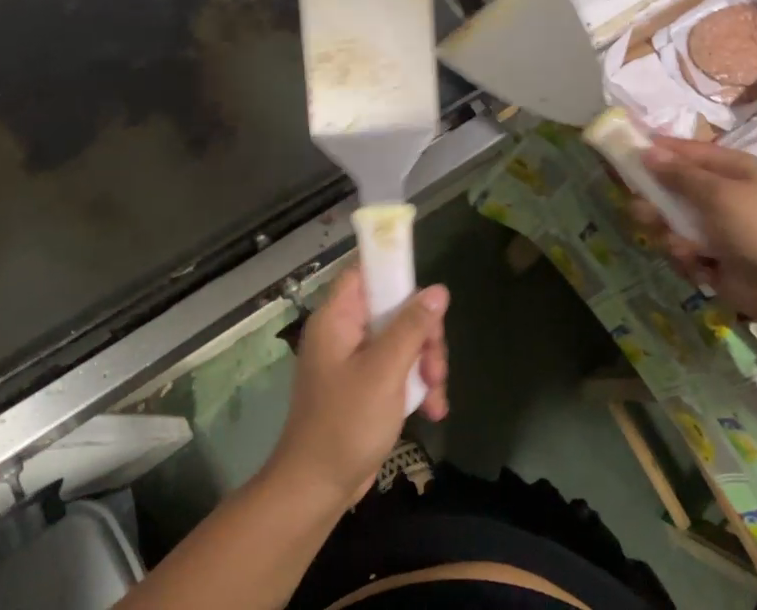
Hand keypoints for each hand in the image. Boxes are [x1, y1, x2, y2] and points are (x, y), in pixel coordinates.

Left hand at [264, 268, 448, 505]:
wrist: (318, 487)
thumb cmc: (346, 423)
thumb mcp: (384, 371)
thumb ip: (411, 327)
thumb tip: (437, 289)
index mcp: (337, 319)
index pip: (364, 271)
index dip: (395, 270)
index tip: (428, 288)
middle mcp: (344, 333)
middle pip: (395, 308)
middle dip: (424, 336)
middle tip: (436, 366)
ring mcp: (355, 361)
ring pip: (403, 341)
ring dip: (426, 365)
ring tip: (438, 397)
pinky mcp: (365, 387)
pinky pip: (399, 370)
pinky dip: (418, 385)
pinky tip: (434, 411)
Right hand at [631, 136, 756, 317]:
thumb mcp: (718, 194)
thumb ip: (680, 174)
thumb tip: (648, 151)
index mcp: (732, 168)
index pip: (687, 150)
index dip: (658, 151)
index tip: (627, 154)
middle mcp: (723, 193)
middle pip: (673, 187)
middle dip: (657, 202)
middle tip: (642, 211)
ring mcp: (716, 226)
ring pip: (672, 221)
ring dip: (671, 233)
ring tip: (681, 246)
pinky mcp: (710, 255)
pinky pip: (682, 248)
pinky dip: (686, 257)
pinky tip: (700, 265)